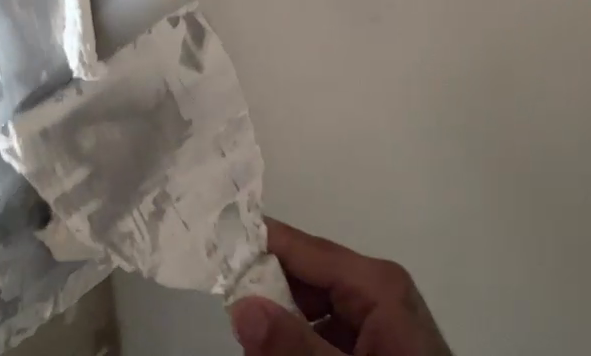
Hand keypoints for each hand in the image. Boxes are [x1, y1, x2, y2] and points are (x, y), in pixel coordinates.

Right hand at [228, 220, 451, 355]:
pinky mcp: (377, 341)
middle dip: (265, 298)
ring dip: (282, 328)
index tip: (211, 245)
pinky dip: (304, 343)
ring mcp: (378, 316)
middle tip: (230, 315)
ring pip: (311, 308)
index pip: (299, 247)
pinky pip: (328, 330)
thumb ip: (294, 348)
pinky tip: (280, 353)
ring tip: (256, 345)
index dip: (254, 245)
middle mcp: (376, 288)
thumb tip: (240, 307)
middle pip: (302, 278)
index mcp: (374, 283)